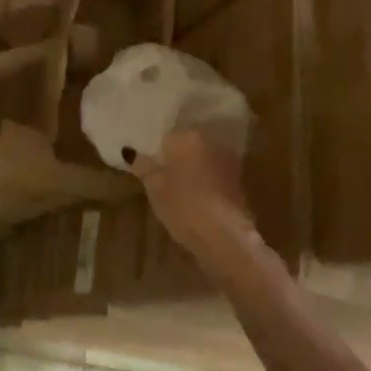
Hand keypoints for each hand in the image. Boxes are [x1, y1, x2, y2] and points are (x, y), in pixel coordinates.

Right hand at [130, 130, 255, 260]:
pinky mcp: (238, 181)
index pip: (166, 135)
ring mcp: (228, 161)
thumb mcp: (154, 187)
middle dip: (174, 156)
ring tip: (174, 186)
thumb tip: (133, 152)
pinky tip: (192, 195)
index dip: (155, 149)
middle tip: (158, 173)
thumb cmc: (183, 206)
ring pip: (201, 159)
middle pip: (187, 144)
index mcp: (187, 137)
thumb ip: (143, 166)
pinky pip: (213, 173)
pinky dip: (203, 180)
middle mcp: (211, 142)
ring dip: (190, 168)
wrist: (224, 235)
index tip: (147, 163)